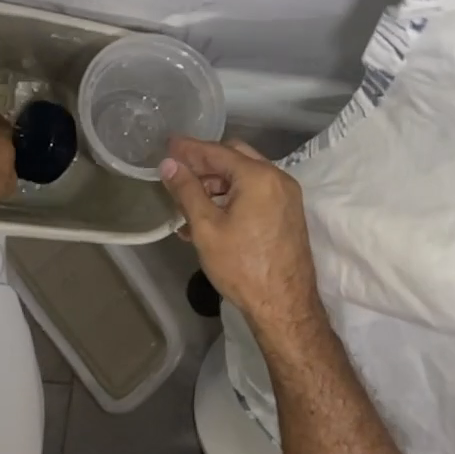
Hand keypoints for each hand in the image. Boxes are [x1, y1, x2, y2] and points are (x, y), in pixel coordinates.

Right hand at [160, 136, 320, 334]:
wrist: (285, 308)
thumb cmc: (241, 266)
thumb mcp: (206, 227)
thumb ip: (186, 190)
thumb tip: (169, 164)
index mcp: (258, 176)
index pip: (216, 151)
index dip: (189, 148)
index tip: (167, 145)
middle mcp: (277, 178)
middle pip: (233, 158)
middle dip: (203, 164)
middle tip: (177, 172)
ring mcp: (286, 197)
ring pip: (244, 177)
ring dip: (215, 183)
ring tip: (187, 202)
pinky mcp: (287, 214)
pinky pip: (255, 193)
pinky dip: (232, 197)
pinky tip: (208, 217)